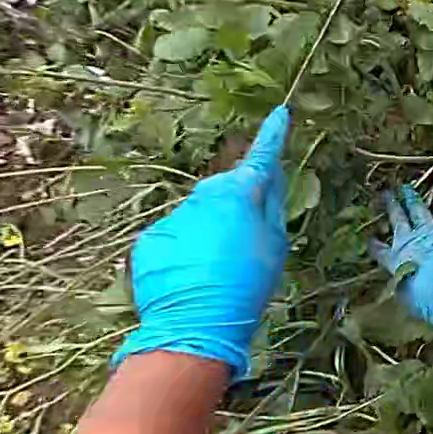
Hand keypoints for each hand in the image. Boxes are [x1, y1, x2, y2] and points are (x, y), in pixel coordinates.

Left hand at [118, 106, 290, 377]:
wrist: (197, 321)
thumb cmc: (250, 280)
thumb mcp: (276, 242)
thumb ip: (272, 206)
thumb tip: (270, 178)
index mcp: (241, 194)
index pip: (262, 157)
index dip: (274, 135)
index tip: (281, 112)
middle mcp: (203, 196)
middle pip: (227, 189)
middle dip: (238, 203)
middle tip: (249, 239)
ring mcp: (173, 216)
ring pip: (201, 214)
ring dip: (212, 230)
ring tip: (220, 265)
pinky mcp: (151, 238)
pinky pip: (177, 234)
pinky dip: (189, 248)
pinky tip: (196, 273)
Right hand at [368, 184, 432, 327]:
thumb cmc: (424, 299)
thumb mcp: (405, 295)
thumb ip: (401, 285)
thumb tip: (402, 285)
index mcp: (393, 261)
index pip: (378, 250)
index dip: (373, 242)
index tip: (369, 236)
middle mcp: (407, 242)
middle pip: (396, 220)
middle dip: (390, 206)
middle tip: (384, 193)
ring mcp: (426, 233)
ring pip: (417, 210)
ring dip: (411, 198)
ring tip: (405, 186)